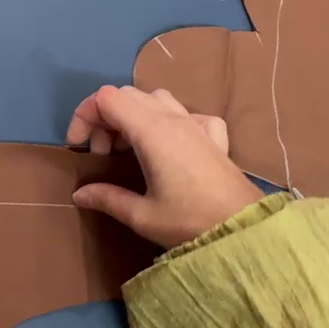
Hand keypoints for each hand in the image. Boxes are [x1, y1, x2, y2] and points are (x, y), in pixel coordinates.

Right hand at [65, 85, 259, 247]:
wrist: (248, 233)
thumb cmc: (191, 222)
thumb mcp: (142, 215)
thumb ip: (107, 198)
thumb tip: (80, 194)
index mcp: (151, 131)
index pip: (106, 98)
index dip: (84, 116)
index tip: (80, 148)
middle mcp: (173, 119)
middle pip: (126, 95)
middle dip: (104, 118)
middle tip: (103, 154)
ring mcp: (196, 125)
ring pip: (155, 98)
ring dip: (134, 115)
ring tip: (130, 148)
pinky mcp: (215, 137)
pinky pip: (188, 113)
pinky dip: (169, 121)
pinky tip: (171, 145)